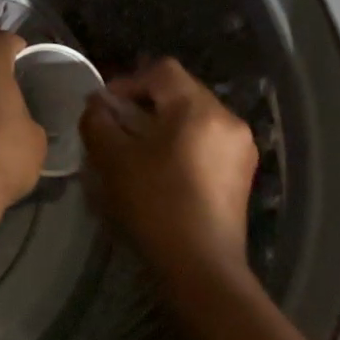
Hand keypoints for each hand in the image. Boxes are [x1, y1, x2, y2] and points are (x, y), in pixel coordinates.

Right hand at [79, 58, 258, 276]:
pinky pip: (207, 141)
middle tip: (117, 128)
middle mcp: (228, 119)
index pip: (162, 71)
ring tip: (136, 151)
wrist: (202, 268)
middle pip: (181, 92)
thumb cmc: (156, 205)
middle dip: (145, 104)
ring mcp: (241, 147)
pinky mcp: (242, 173)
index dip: (128, 81)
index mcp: (200, 108)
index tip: (105, 107)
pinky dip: (182, 145)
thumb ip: (99, 122)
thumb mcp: (114, 160)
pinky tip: (161, 171)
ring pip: (194, 118)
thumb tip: (97, 105)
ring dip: (163, 125)